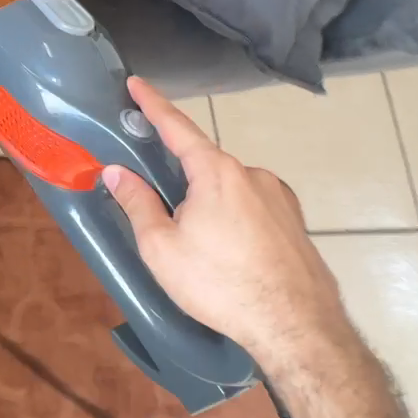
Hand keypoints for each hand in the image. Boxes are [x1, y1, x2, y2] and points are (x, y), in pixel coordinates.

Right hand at [102, 77, 349, 369]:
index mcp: (216, 172)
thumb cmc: (221, 284)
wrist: (301, 334)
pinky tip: (229, 254)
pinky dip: (233, 219)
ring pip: (229, 189)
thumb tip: (116, 171)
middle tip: (161, 209)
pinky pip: (253, 209)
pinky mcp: (297, 226)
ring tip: (197, 245)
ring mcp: (281, 200)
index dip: (153, 104)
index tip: (136, 83)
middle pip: (203, 163)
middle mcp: (252, 175)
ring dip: (208, 203)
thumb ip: (137, 202)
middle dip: (179, 178)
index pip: (177, 126)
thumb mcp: (161, 246)